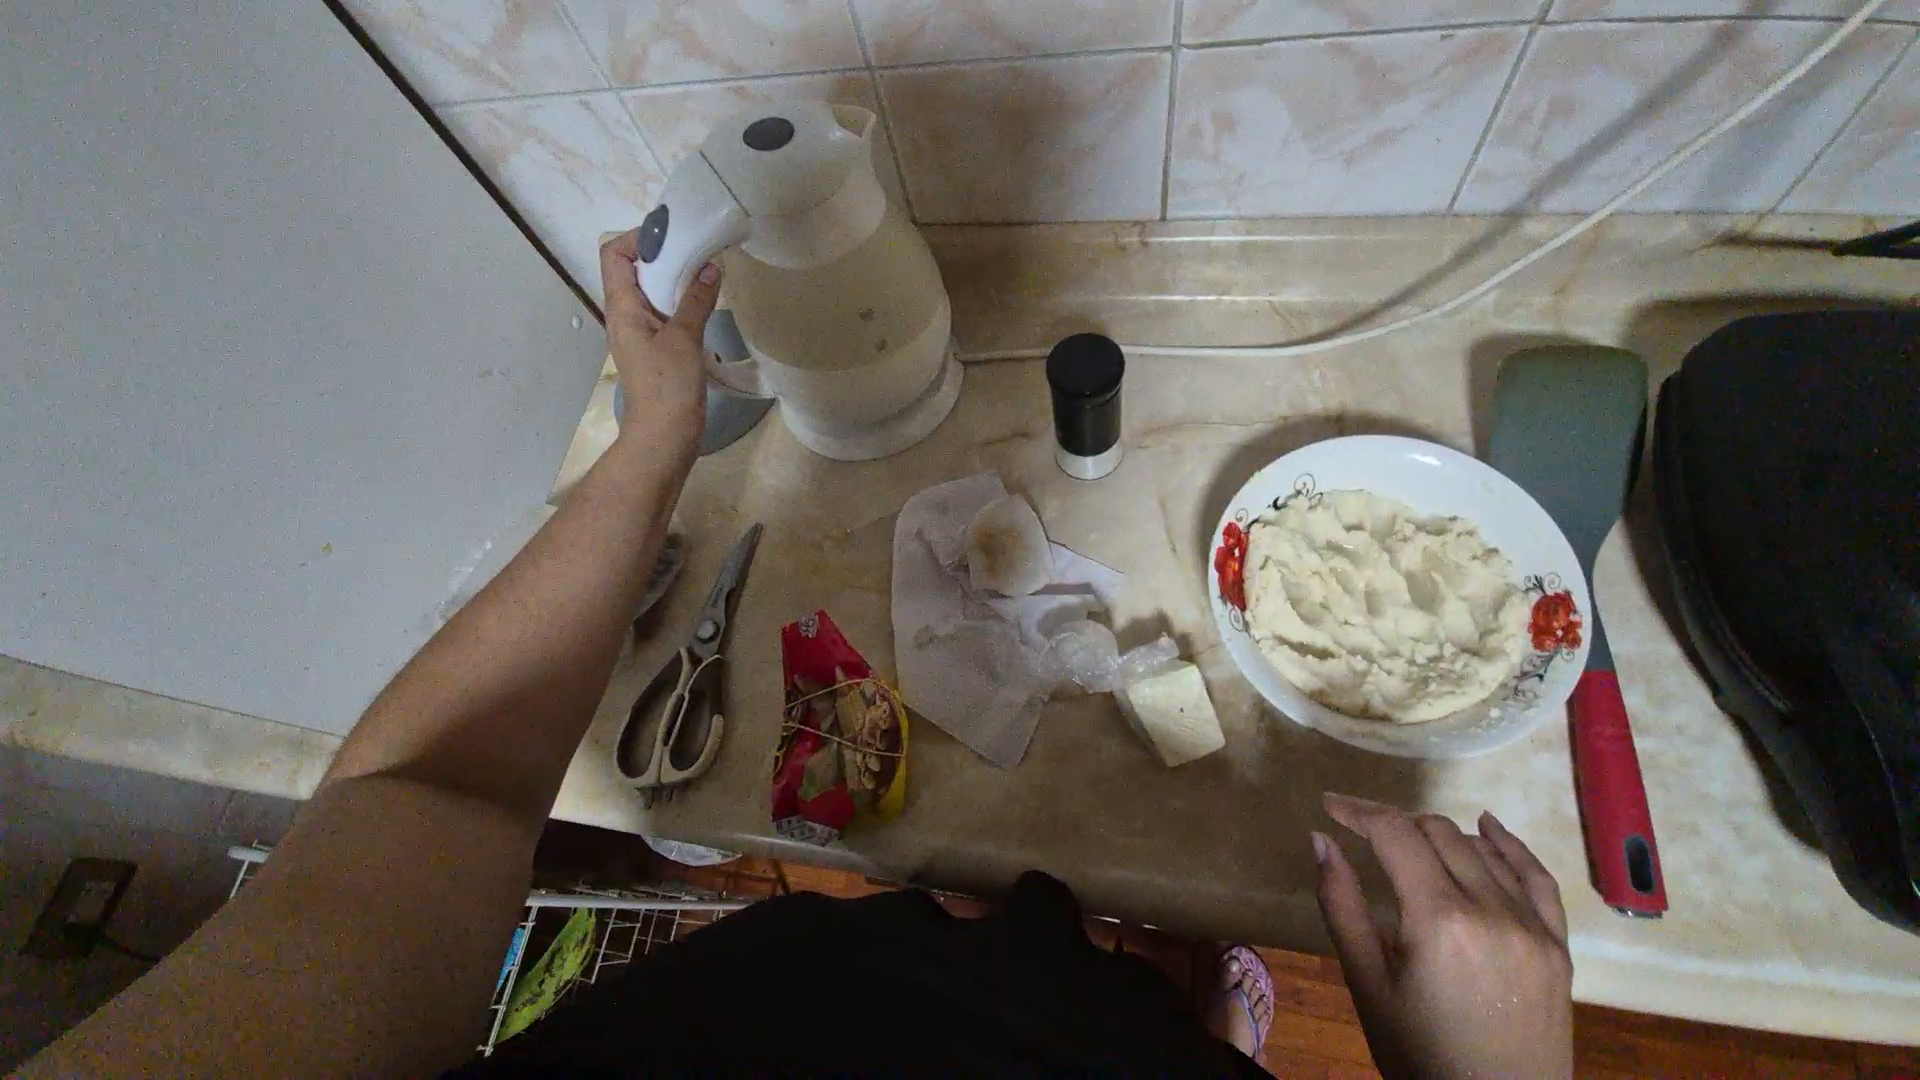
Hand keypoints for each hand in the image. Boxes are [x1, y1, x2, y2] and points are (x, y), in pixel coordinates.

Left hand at [599, 230, 721, 453]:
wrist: (665, 437)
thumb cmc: (667, 388)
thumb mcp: (684, 339)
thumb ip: (696, 300)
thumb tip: (710, 266)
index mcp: (622, 308)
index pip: (616, 254)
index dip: (640, 237)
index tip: (676, 236)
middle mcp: (627, 316)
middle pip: (636, 270)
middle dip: (666, 255)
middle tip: (699, 251)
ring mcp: (643, 334)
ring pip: (654, 292)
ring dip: (678, 280)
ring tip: (708, 274)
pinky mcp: (659, 350)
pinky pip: (668, 314)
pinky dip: (685, 303)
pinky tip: (707, 305)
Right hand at [1313, 793, 1573, 1079]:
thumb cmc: (1417, 1051)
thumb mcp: (1364, 981)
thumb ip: (1340, 903)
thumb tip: (1320, 838)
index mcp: (1439, 918)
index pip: (1395, 834)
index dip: (1358, 811)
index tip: (1329, 805)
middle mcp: (1492, 910)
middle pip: (1437, 832)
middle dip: (1392, 821)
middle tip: (1358, 830)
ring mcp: (1532, 927)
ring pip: (1480, 848)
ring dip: (1437, 834)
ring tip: (1405, 843)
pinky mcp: (1557, 946)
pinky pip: (1537, 877)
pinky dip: (1508, 846)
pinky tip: (1487, 826)